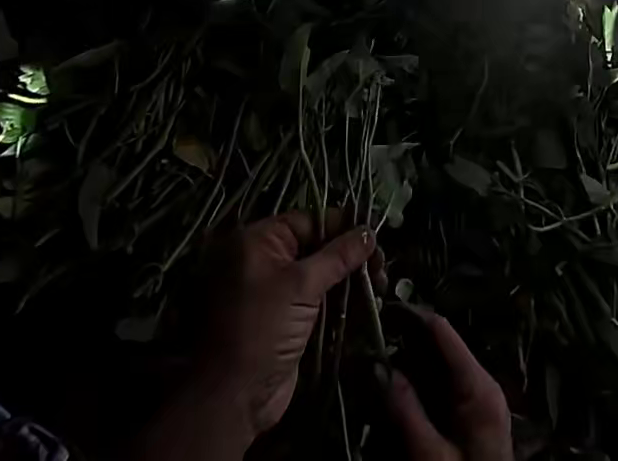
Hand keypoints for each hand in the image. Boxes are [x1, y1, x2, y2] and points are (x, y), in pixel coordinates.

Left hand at [135, 213, 373, 458]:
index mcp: (258, 241)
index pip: (308, 221)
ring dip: (350, 279)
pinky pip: (317, 298)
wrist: (236, 396)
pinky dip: (340, 299)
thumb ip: (338, 255)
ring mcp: (275, 290)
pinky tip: (367, 302)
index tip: (374, 234)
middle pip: (317, 246)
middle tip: (381, 266)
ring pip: (321, 274)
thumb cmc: (263, 328)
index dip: (342, 225)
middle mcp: (265, 260)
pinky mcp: (286, 317)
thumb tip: (368, 231)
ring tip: (380, 285)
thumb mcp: (301, 285)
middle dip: (350, 255)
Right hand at [382, 308, 512, 460]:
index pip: (440, 330)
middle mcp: (479, 384)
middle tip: (364, 340)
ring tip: (369, 362)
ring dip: (403, 364)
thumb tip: (376, 365)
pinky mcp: (467, 419)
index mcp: (477, 384)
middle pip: (436, 347)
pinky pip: (436, 390)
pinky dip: (412, 386)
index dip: (408, 315)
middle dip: (399, 341)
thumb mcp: (430, 457)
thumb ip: (404, 408)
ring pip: (433, 368)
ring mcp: (474, 401)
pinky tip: (389, 391)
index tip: (375, 310)